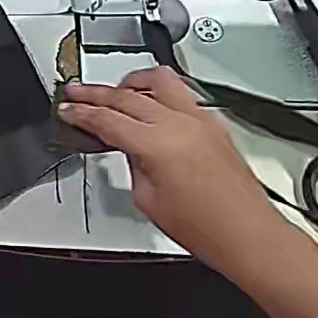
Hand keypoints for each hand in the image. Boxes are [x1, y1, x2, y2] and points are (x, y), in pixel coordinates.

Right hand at [58, 67, 277, 249]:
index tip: (67, 109)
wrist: (250, 236)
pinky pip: (181, 95)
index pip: (107, 119)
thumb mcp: (148, 199)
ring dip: (130, 82)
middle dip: (95, 93)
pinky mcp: (215, 124)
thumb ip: (133, 163)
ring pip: (159, 80)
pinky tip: (149, 103)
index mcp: (158, 144)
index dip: (81, 113)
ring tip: (113, 90)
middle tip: (76, 93)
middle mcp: (181, 124)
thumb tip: (127, 146)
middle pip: (126, 94)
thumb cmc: (208, 228)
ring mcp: (201, 120)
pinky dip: (158, 94)